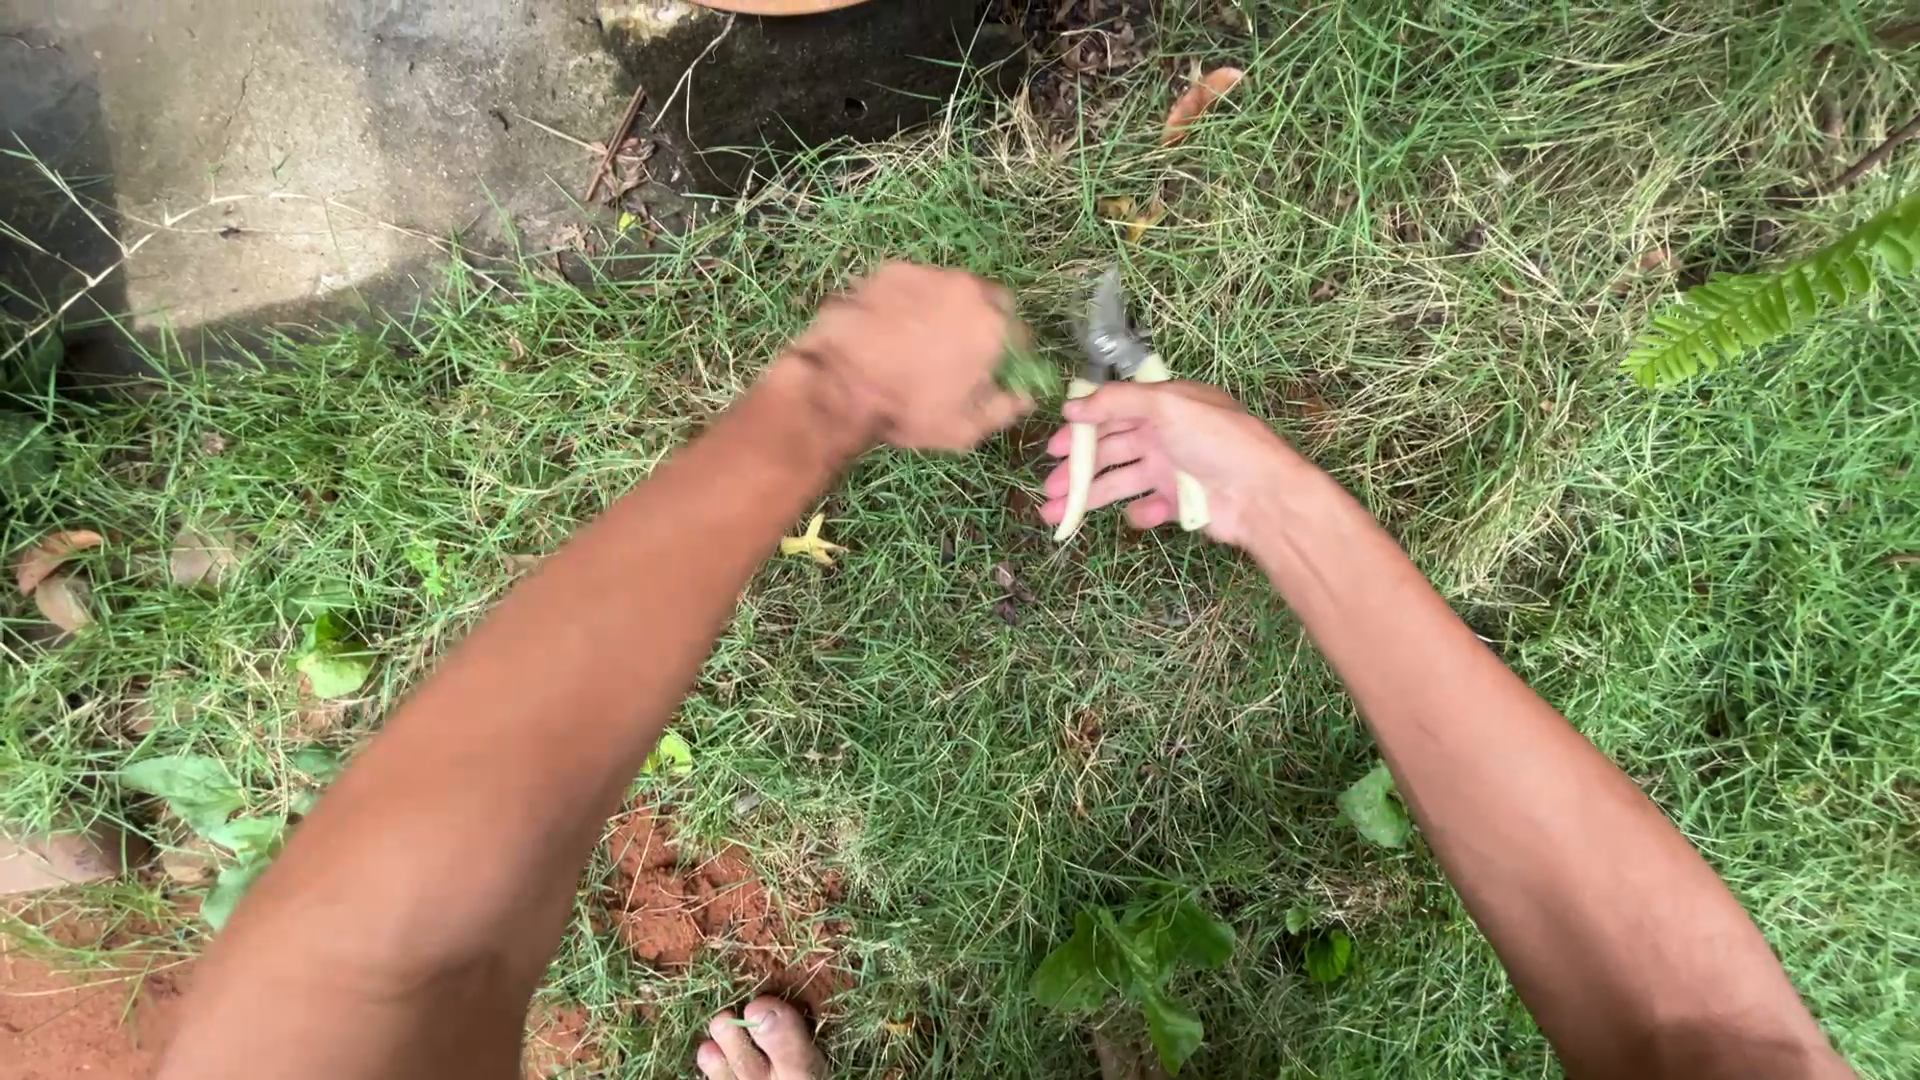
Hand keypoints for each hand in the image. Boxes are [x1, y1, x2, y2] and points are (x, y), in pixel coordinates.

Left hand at [780, 261, 1031, 450]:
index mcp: (994, 325)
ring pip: (948, 290)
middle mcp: (967, 288)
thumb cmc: (908, 411)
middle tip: (956, 351)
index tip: (991, 368)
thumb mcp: (965, 429)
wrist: (840, 385)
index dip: (1006, 353)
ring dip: (944, 310)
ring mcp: (927, 273)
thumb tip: (1024, 395)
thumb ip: (1004, 409)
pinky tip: (891, 328)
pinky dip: (909, 303)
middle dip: (979, 323)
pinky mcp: (890, 269)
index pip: (1019, 333)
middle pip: (987, 302)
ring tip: (918, 340)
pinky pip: (912, 285)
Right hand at [1039, 381, 1306, 547]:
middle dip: (1077, 470)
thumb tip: (1071, 406)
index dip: (1081, 430)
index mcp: (1163, 406)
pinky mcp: (1178, 502)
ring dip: (1090, 496)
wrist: (1263, 495)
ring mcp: (1170, 470)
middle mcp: (1164, 436)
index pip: (1112, 414)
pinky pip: (1147, 507)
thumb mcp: (1166, 406)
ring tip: (1058, 514)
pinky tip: (1139, 515)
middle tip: (1050, 489)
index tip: (1053, 449)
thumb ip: (1117, 402)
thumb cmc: (1218, 441)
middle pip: (1110, 452)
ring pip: (1119, 482)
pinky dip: (1138, 512)